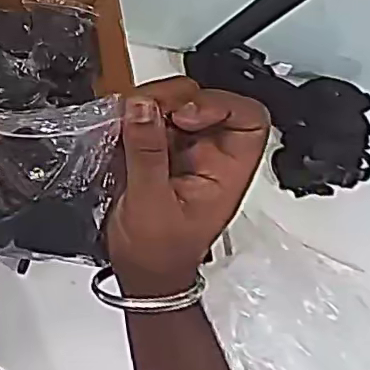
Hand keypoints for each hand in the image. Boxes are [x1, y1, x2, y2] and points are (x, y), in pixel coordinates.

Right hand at [106, 76, 270, 296]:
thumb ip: (147, 153)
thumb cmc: (158, 254)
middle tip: (146, 110)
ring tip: (129, 121)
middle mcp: (208, 152)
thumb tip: (142, 106)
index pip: (247, 118)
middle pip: (204, 99)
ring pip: (176, 99)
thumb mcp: (151, 205)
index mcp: (226, 169)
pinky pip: (150, 111)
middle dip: (173, 98)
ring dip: (150, 102)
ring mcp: (183, 145)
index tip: (184, 116)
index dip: (219, 105)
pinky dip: (133, 112)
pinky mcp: (157, 143)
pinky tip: (122, 129)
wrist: (140, 272)